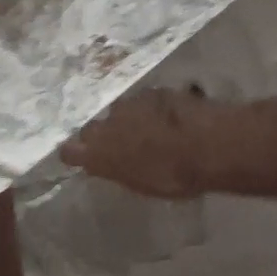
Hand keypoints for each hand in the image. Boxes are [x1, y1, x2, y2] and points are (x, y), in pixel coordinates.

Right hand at [60, 88, 218, 198]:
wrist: (207, 142)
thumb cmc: (174, 176)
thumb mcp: (139, 184)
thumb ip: (116, 170)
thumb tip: (101, 165)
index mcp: (99, 153)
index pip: (68, 151)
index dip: (75, 153)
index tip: (82, 158)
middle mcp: (107, 124)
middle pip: (91, 128)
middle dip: (102, 135)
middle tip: (119, 145)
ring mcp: (129, 103)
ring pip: (118, 111)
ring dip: (127, 120)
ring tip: (147, 129)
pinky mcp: (152, 90)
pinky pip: (142, 102)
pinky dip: (149, 109)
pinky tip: (165, 117)